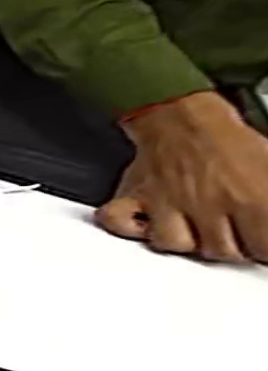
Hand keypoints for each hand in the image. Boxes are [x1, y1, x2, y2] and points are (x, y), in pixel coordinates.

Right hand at [96, 91, 267, 262]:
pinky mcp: (132, 196)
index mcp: (257, 201)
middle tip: (236, 234)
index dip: (265, 247)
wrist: (183, 118)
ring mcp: (164, 202)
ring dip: (185, 240)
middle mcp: (208, 207)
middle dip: (232, 246)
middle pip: (222, 252)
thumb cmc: (235, 144)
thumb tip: (266, 228)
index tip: (262, 241)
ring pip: (173, 244)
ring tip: (195, 230)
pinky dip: (126, 227)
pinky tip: (143, 223)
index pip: (266, 250)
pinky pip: (117, 222)